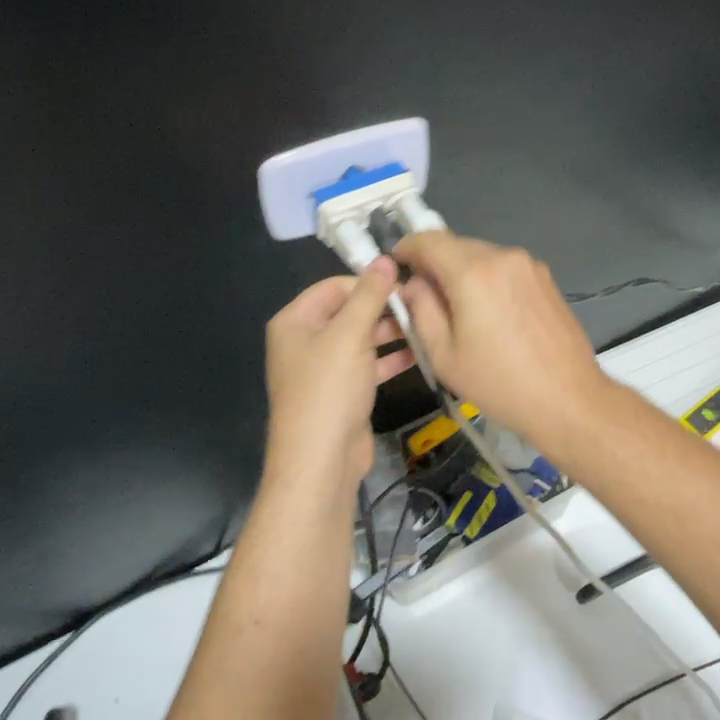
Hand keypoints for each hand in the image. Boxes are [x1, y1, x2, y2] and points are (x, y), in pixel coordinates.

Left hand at [263, 257, 413, 486]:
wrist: (321, 459)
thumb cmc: (329, 389)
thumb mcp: (350, 334)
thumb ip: (369, 295)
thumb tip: (385, 259)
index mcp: (294, 321)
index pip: (333, 286)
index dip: (367, 282)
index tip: (404, 285)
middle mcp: (304, 341)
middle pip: (347, 311)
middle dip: (382, 308)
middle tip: (420, 305)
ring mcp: (323, 369)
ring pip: (360, 339)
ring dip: (390, 332)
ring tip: (425, 326)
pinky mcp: (341, 392)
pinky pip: (367, 365)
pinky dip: (389, 358)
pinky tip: (418, 354)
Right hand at [393, 232, 617, 444]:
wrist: (568, 399)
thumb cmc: (500, 383)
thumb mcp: (444, 355)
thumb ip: (421, 310)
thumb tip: (414, 284)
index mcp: (473, 272)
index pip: (429, 240)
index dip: (407, 247)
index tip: (396, 264)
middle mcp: (503, 257)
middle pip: (456, 245)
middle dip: (435, 263)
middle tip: (422, 295)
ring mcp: (529, 265)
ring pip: (482, 256)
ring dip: (462, 272)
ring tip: (457, 309)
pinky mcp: (546, 279)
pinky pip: (504, 268)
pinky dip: (488, 279)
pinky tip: (489, 314)